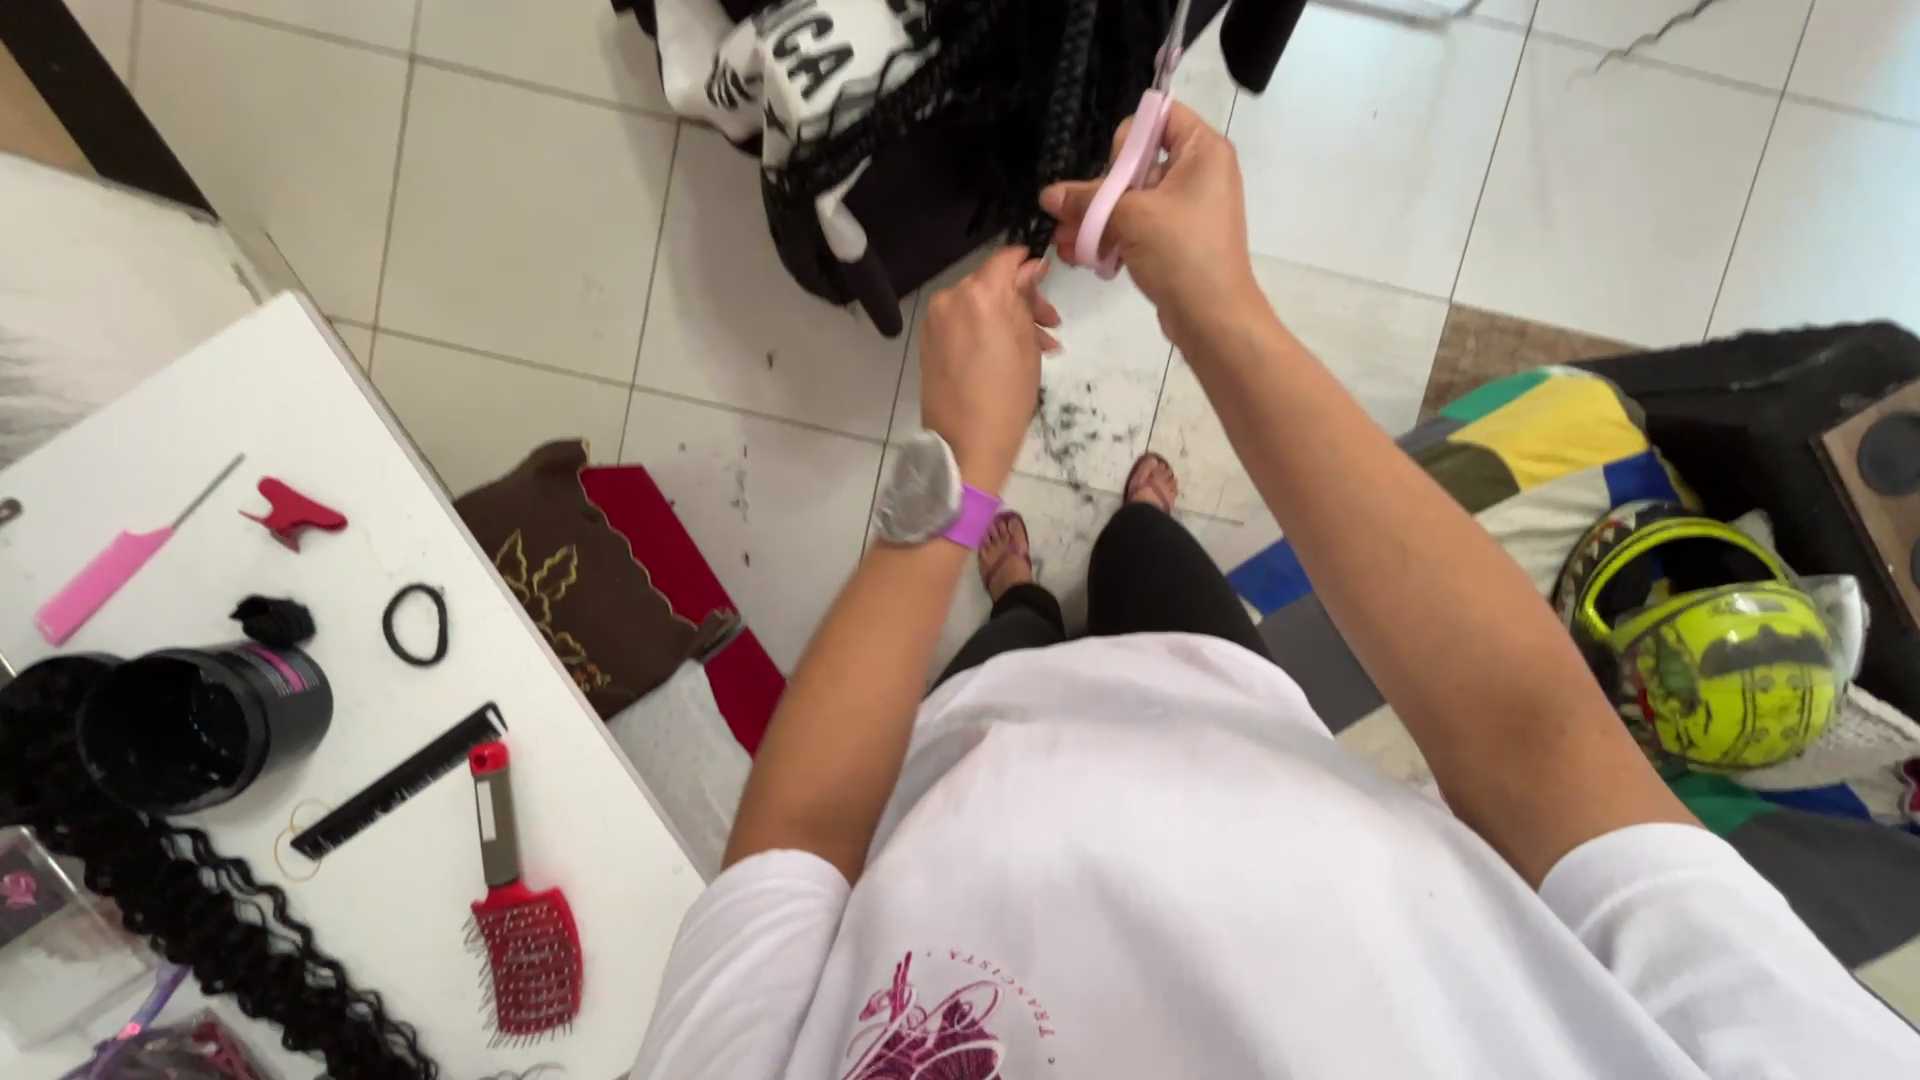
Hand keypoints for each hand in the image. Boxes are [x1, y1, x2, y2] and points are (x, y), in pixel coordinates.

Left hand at [918, 247, 1058, 494]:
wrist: (966, 443)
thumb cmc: (1008, 396)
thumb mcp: (1028, 345)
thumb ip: (1025, 300)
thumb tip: (1030, 269)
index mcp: (980, 294)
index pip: (1006, 259)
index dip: (1028, 265)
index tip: (1045, 280)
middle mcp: (951, 299)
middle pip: (990, 283)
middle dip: (1020, 300)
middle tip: (1047, 327)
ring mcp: (934, 321)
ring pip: (975, 305)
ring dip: (1003, 319)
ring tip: (1033, 349)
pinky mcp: (927, 342)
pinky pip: (959, 324)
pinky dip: (981, 331)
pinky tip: (1003, 356)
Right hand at [1042, 101, 1260, 347]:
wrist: (1212, 317)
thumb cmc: (1181, 253)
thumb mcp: (1130, 218)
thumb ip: (1087, 200)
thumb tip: (1048, 195)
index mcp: (1201, 150)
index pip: (1159, 118)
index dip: (1127, 141)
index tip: (1113, 174)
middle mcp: (1198, 173)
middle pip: (1137, 165)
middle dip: (1098, 193)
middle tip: (1066, 218)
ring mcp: (1186, 210)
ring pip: (1131, 203)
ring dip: (1096, 222)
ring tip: (1065, 244)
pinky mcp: (1175, 242)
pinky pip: (1138, 230)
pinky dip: (1112, 241)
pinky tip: (1083, 259)